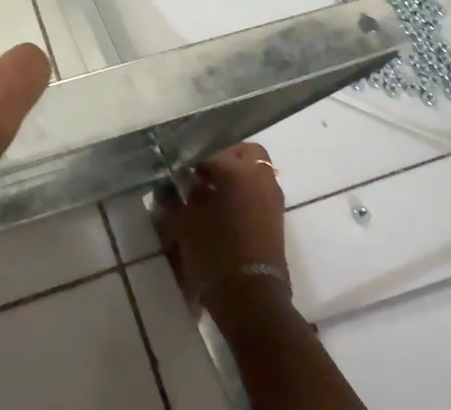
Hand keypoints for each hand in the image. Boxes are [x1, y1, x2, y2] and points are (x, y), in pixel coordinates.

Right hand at [157, 143, 287, 307]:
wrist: (250, 297)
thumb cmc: (213, 251)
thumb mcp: (184, 222)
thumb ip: (176, 198)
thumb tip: (173, 186)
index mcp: (237, 170)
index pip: (211, 154)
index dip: (193, 164)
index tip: (181, 176)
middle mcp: (260, 177)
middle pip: (246, 154)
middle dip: (226, 159)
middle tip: (203, 178)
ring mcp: (273, 199)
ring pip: (256, 173)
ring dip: (237, 179)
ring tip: (212, 199)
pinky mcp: (277, 220)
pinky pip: (260, 194)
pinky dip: (245, 196)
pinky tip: (225, 215)